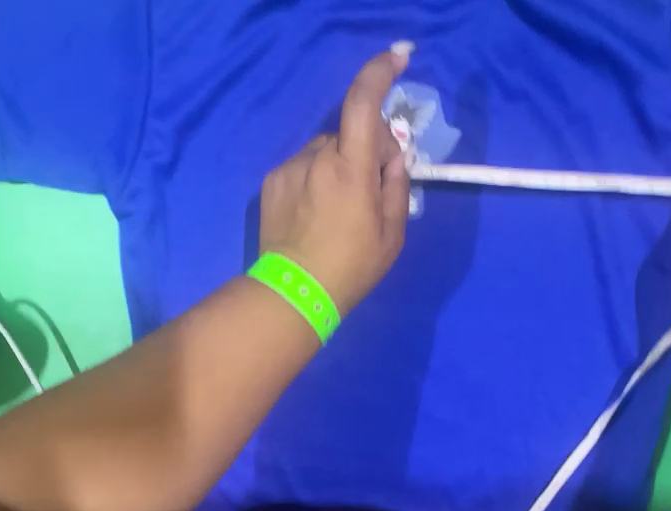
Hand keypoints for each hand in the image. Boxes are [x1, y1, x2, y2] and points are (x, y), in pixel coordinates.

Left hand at [259, 47, 412, 311]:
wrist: (296, 294)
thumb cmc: (352, 268)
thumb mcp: (392, 235)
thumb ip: (396, 187)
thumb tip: (392, 159)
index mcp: (352, 169)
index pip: (364, 104)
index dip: (380, 73)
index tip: (398, 57)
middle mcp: (318, 158)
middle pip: (348, 135)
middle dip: (363, 153)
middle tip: (369, 195)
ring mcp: (291, 168)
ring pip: (323, 153)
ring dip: (336, 170)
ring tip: (336, 216)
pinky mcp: (272, 181)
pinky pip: (301, 169)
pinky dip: (313, 183)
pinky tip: (313, 218)